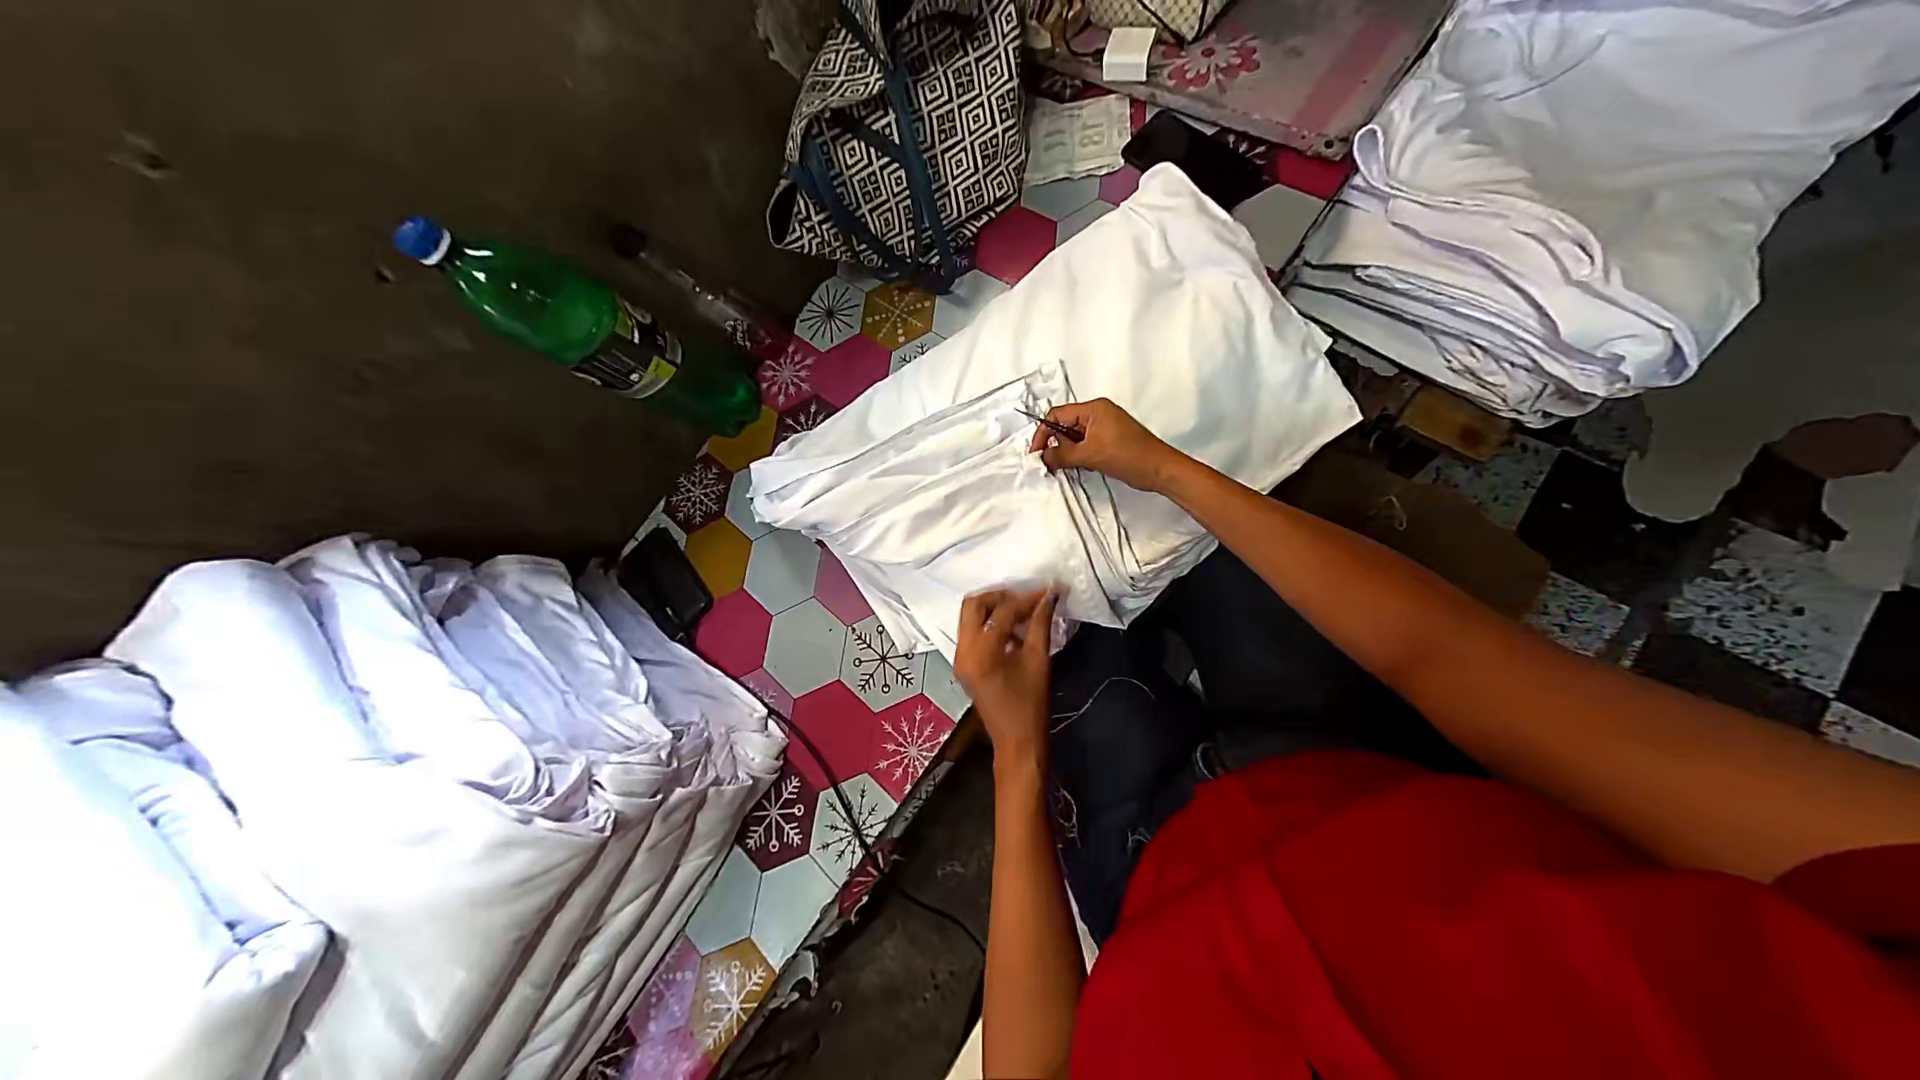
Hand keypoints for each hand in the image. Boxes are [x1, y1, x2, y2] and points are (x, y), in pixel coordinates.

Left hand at [953, 587, 1056, 759]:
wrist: (1017, 741)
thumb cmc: (1030, 706)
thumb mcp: (1038, 661)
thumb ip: (1040, 624)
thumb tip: (1049, 596)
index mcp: (980, 652)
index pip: (1002, 612)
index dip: (1027, 599)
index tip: (1047, 591)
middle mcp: (963, 651)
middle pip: (974, 605)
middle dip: (1001, 597)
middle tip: (1027, 599)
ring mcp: (960, 658)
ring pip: (970, 617)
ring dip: (995, 610)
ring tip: (1024, 614)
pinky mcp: (964, 664)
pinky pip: (973, 632)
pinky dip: (991, 625)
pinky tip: (1015, 631)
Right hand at [1026, 397, 1184, 493]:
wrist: (1160, 470)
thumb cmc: (1131, 456)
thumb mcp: (1090, 455)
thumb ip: (1062, 455)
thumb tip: (1043, 456)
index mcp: (1094, 409)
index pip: (1057, 415)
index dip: (1043, 433)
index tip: (1037, 452)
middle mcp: (1099, 414)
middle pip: (1065, 425)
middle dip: (1054, 443)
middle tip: (1048, 462)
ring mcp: (1105, 427)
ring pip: (1075, 437)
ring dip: (1067, 451)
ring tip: (1063, 466)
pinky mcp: (1109, 441)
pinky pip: (1085, 444)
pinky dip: (1078, 455)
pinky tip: (1078, 466)